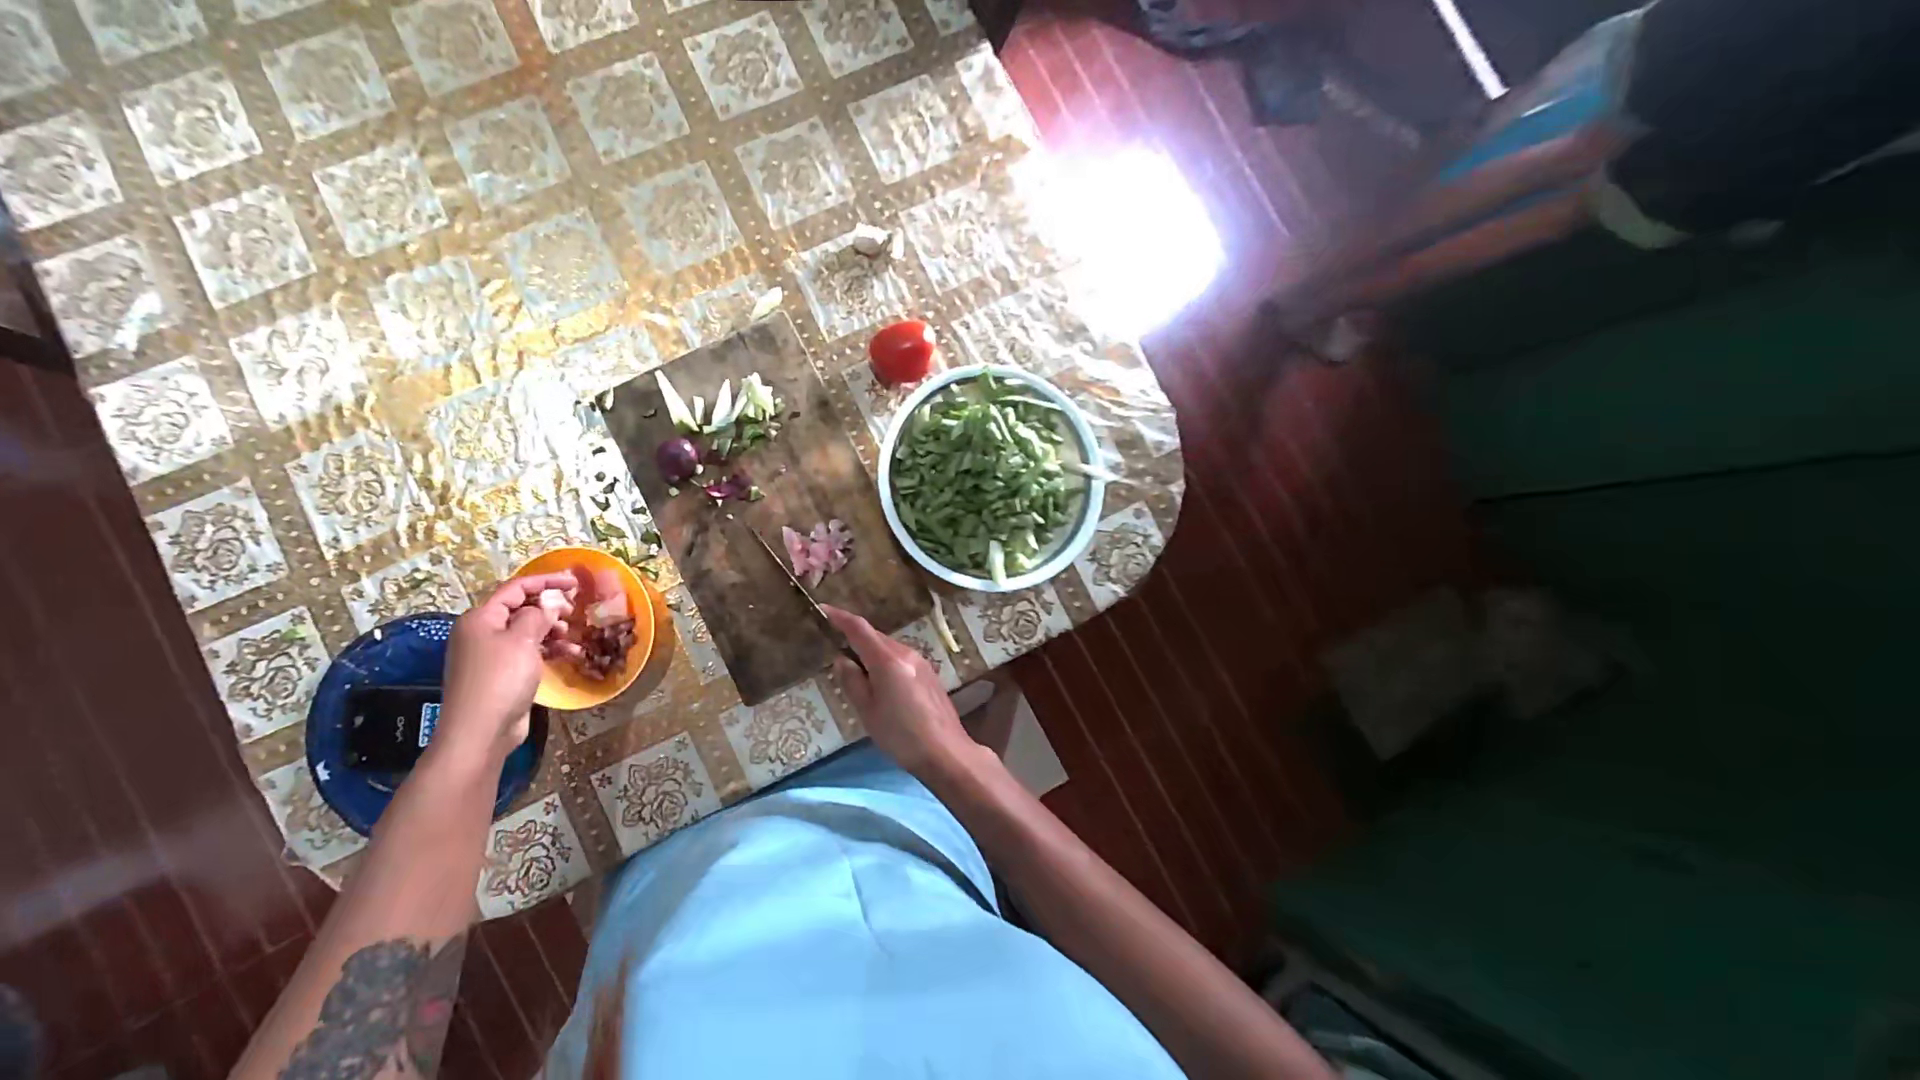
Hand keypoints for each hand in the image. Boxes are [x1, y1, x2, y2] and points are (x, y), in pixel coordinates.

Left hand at [438, 572, 580, 764]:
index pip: (515, 588)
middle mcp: (482, 632)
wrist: (481, 730)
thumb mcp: (522, 640)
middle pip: (520, 608)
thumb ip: (538, 615)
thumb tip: (548, 604)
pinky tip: (569, 653)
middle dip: (550, 607)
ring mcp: (491, 654)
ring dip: (552, 630)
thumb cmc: (500, 678)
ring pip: (527, 630)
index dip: (546, 581)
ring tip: (573, 636)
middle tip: (575, 611)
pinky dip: (548, 649)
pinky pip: (528, 651)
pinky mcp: (502, 673)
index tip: (574, 582)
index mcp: (480, 618)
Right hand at [824, 605, 978, 778]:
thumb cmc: (901, 735)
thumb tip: (841, 659)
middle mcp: (906, 653)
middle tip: (834, 647)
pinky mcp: (929, 674)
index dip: (840, 617)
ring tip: (855, 669)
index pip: (859, 628)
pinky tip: (879, 681)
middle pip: (875, 636)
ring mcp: (921, 662)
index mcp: (888, 660)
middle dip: (854, 638)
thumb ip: (852, 681)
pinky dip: (885, 662)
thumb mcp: (867, 711)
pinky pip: (901, 659)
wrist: (945, 752)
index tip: (823, 610)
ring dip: (870, 652)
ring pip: (889, 648)